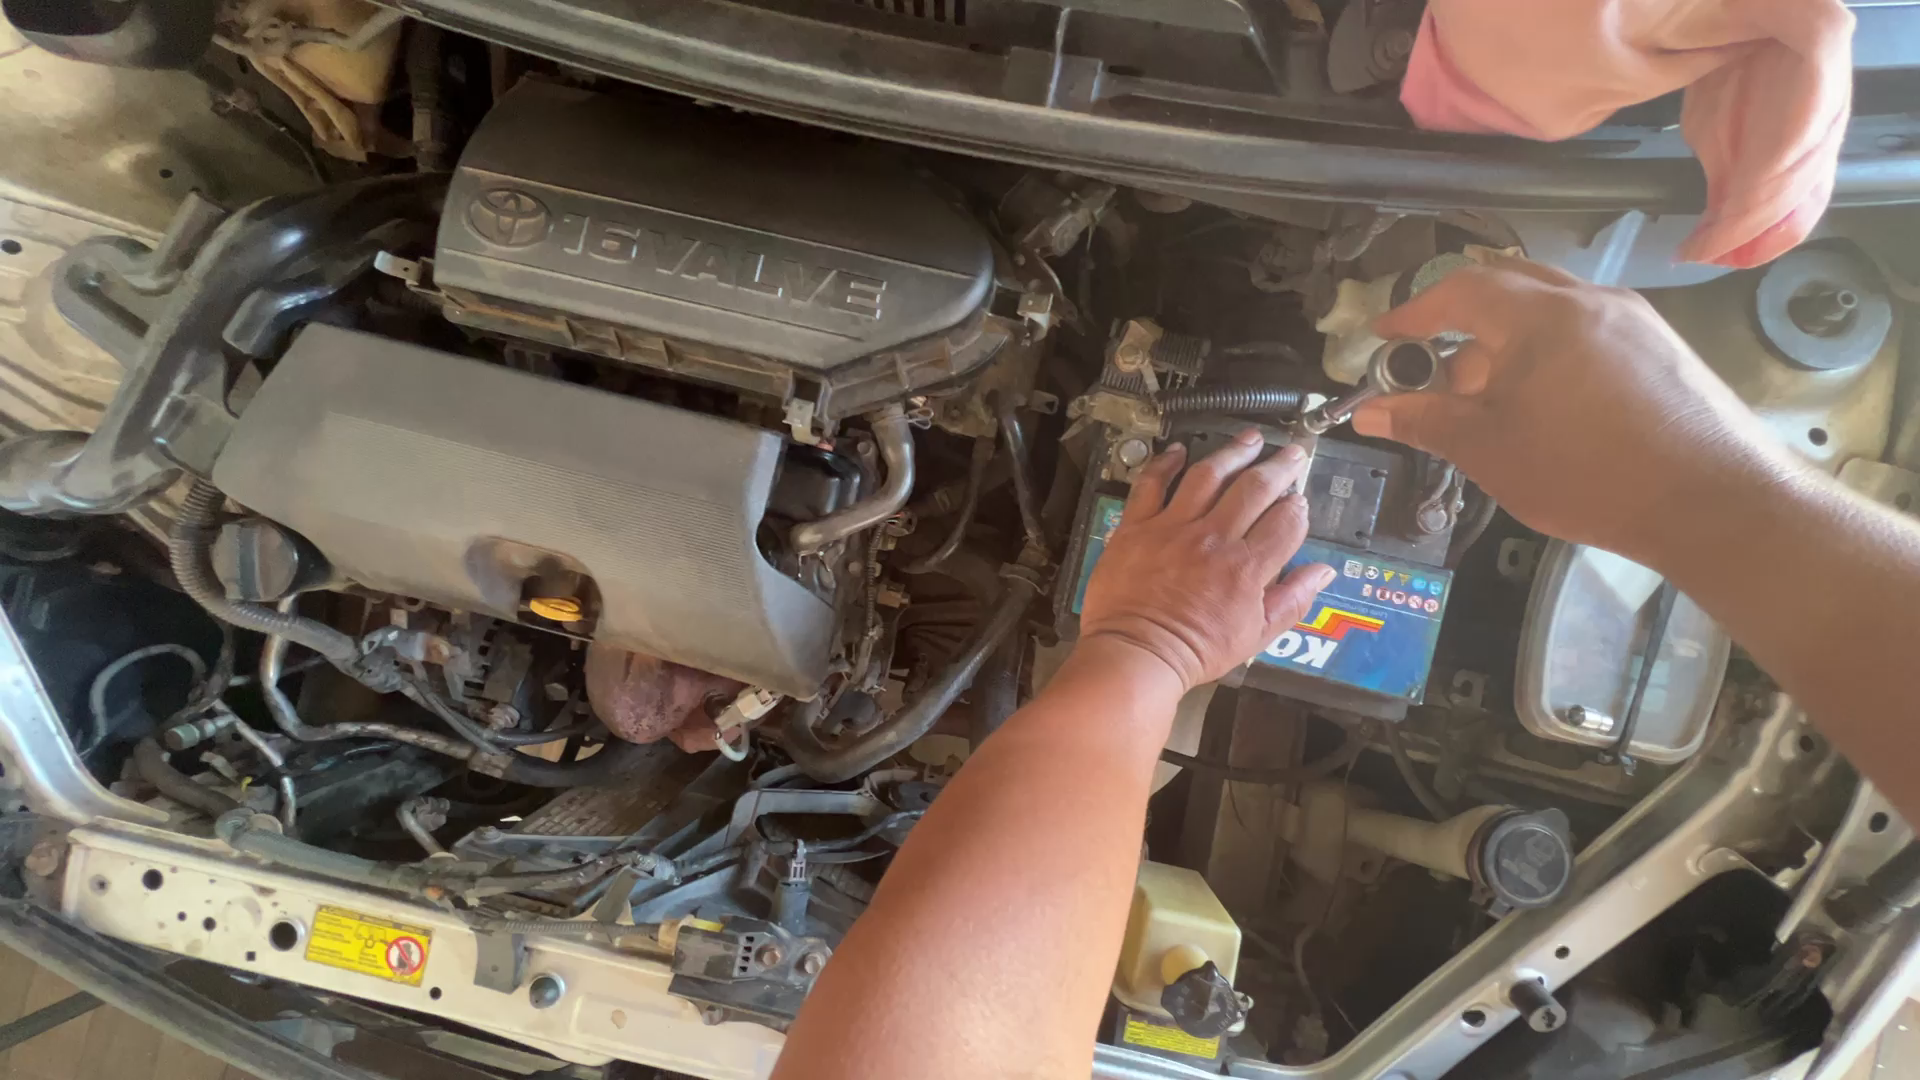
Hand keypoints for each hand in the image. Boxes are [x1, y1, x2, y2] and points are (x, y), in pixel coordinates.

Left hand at [1078, 430, 1334, 692]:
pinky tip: (1178, 451)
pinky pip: (1151, 484)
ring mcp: (1172, 527)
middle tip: (1292, 453)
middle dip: (1279, 466)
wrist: (1136, 653)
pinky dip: (1165, 463)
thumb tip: (1323, 571)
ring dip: (1233, 452)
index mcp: (1247, 567)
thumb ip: (1291, 601)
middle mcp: (1213, 538)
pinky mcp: (1136, 526)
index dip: (1298, 507)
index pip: (1286, 523)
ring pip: (1208, 476)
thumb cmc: (1195, 650)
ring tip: (1250, 438)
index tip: (1299, 499)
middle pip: (1254, 488)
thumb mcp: (1255, 637)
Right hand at [1352, 256, 1808, 564]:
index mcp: (1542, 318)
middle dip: (1454, 316)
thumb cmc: (1581, 471)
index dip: (1413, 311)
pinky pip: (1578, 330)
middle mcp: (1590, 303)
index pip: (1461, 290)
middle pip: (1506, 285)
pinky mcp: (1655, 348)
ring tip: (1471, 395)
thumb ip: (1421, 420)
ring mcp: (1631, 322)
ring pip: (1544, 309)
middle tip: (1423, 357)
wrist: (1712, 503)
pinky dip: (1535, 351)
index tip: (1382, 336)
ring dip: (1495, 340)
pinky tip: (1527, 401)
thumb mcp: (1483, 448)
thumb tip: (1366, 410)